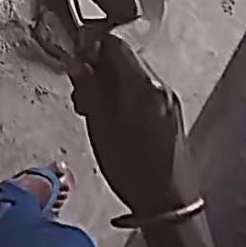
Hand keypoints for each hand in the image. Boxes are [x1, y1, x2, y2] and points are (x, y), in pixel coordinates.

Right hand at [70, 30, 197, 216]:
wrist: (167, 203)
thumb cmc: (130, 165)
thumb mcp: (99, 123)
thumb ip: (88, 87)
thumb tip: (77, 62)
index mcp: (142, 83)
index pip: (115, 43)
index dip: (91, 46)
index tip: (76, 60)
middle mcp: (159, 86)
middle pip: (123, 58)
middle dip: (98, 68)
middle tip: (80, 92)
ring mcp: (167, 100)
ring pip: (131, 76)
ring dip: (108, 83)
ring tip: (92, 109)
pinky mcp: (169, 114)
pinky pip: (141, 92)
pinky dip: (122, 96)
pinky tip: (110, 118)